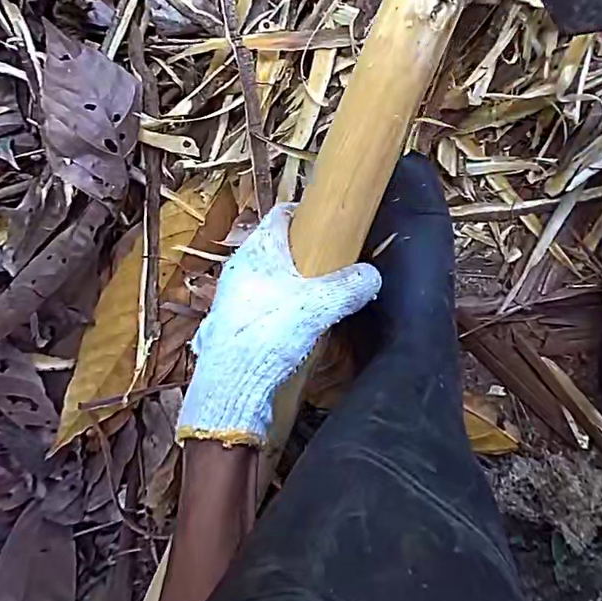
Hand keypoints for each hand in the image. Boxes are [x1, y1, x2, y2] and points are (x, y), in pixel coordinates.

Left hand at [177, 204, 381, 445]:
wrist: (229, 388)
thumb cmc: (269, 333)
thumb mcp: (320, 306)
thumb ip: (349, 286)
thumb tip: (372, 275)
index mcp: (258, 249)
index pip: (282, 212)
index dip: (305, 212)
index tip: (326, 221)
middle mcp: (239, 266)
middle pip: (275, 245)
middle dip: (301, 250)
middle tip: (328, 262)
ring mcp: (230, 295)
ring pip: (266, 274)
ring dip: (288, 281)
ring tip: (314, 296)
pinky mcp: (229, 322)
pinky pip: (257, 302)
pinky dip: (276, 305)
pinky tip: (290, 325)